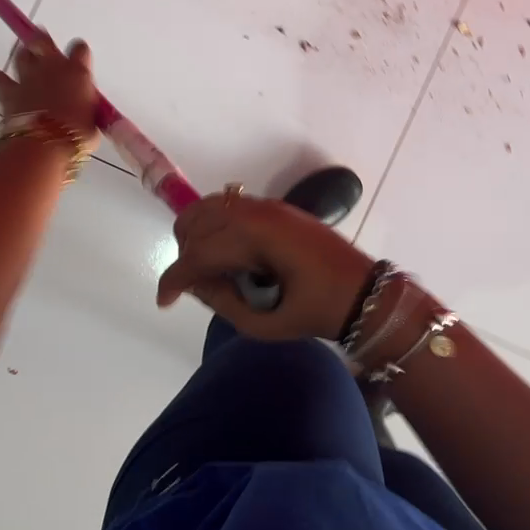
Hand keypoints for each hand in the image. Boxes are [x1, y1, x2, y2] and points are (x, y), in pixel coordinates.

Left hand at [0, 36, 101, 146]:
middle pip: (44, 43)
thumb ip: (88, 111)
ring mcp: (28, 78)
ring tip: (22, 52)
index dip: (79, 52)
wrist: (43, 146)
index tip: (79, 56)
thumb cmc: (76, 136)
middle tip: (39, 34)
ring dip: (22, 54)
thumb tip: (87, 114)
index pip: (80, 50)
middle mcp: (52, 69)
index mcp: (78, 73)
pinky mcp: (8, 92)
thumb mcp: (93, 123)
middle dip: (41, 39)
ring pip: (22, 56)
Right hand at [157, 188, 376, 340]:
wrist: (365, 293)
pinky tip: (230, 258)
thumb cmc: (319, 313)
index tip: (164, 302)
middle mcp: (259, 212)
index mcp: (258, 237)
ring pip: (210, 207)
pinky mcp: (277, 208)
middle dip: (187, 255)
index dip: (175, 278)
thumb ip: (223, 304)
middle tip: (197, 288)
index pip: (200, 251)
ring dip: (198, 236)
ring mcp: (269, 206)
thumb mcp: (267, 324)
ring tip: (211, 271)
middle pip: (197, 220)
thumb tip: (195, 284)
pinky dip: (217, 227)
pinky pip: (230, 207)